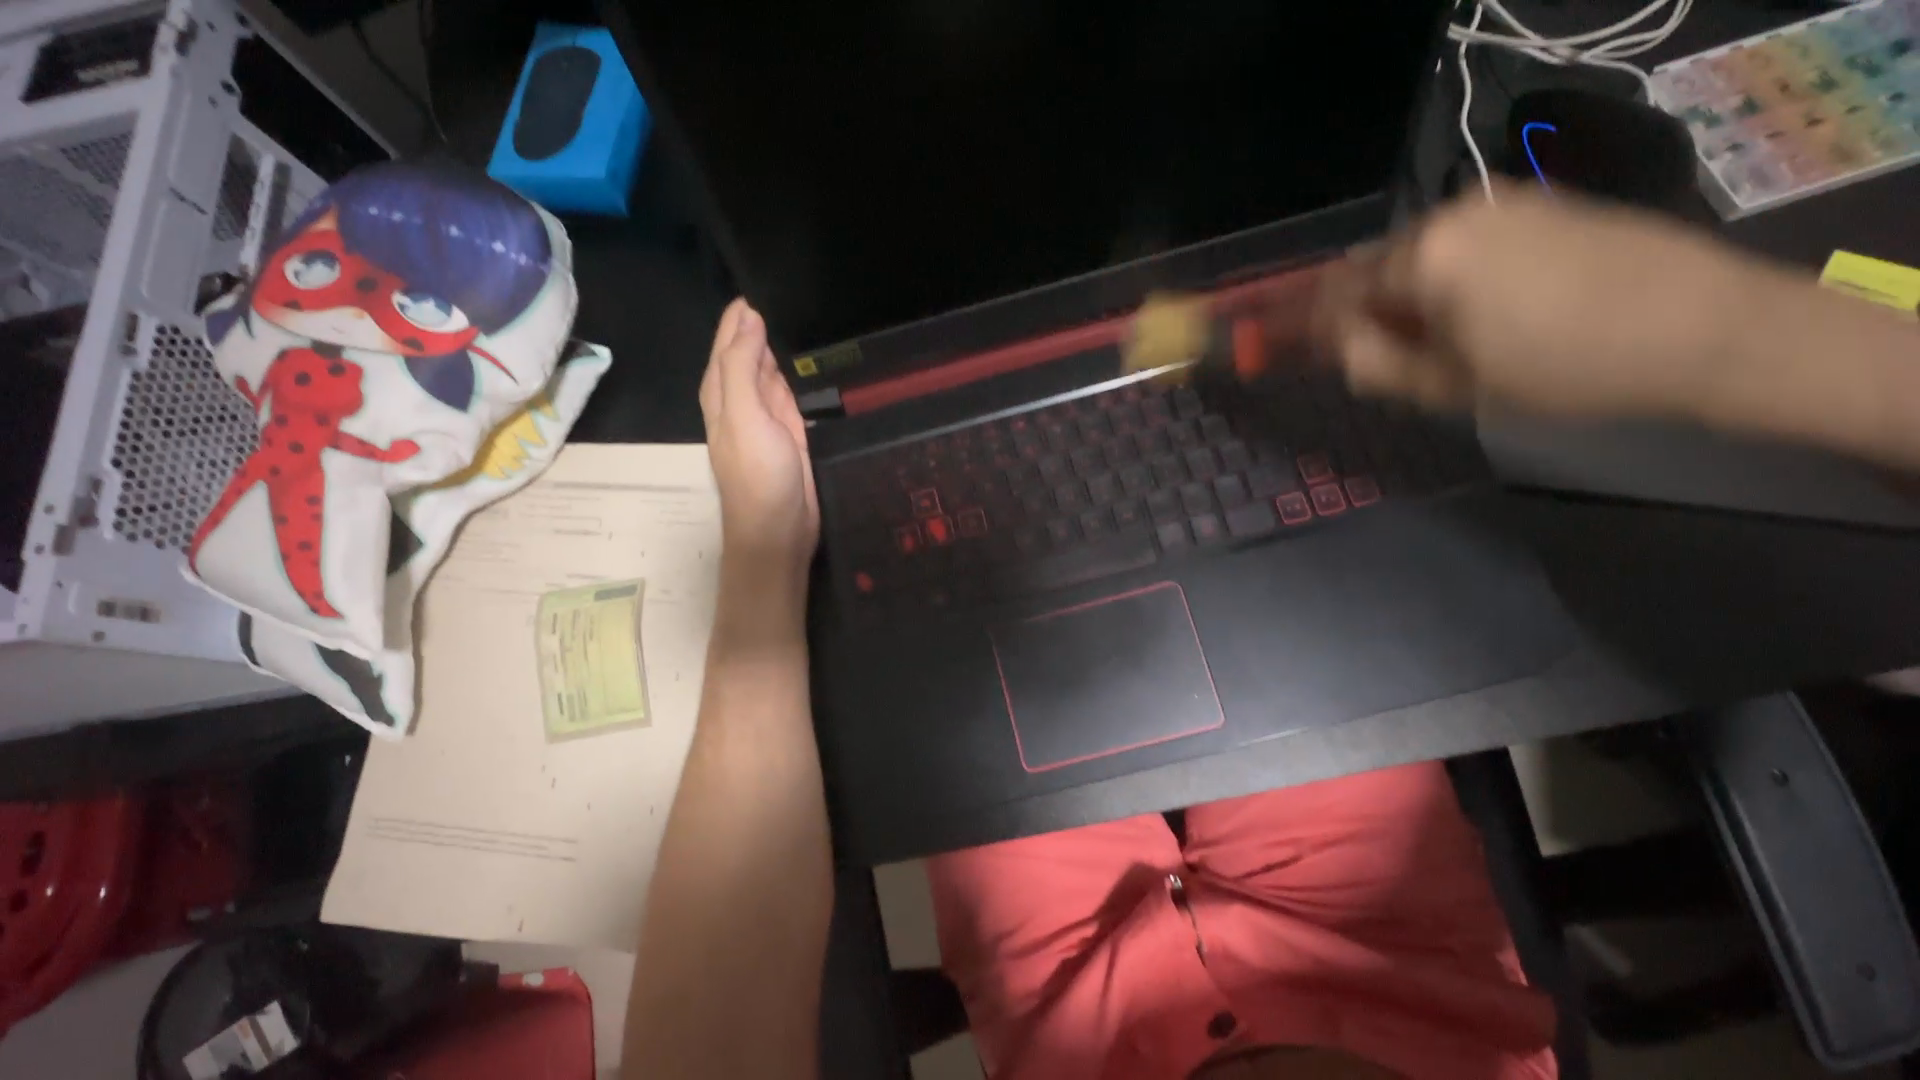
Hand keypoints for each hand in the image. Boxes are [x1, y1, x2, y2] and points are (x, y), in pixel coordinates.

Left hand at [700, 299, 819, 589]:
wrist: (778, 531)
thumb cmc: (758, 475)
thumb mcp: (744, 415)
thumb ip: (743, 366)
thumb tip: (749, 318)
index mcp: (722, 392)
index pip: (728, 341)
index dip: (741, 314)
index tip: (763, 282)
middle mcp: (742, 399)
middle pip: (748, 351)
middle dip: (761, 322)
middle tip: (788, 288)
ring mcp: (769, 416)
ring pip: (772, 369)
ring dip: (780, 344)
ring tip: (801, 311)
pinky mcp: (792, 430)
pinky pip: (792, 391)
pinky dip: (798, 372)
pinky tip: (811, 357)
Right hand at [1312, 183, 1805, 419]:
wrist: (1711, 330)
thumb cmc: (1568, 368)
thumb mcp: (1458, 384)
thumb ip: (1379, 363)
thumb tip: (1338, 347)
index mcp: (1427, 255)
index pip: (1340, 292)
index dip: (1303, 323)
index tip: (1272, 345)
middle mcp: (1458, 214)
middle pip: (1381, 267)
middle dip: (1366, 311)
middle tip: (1371, 359)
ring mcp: (1507, 204)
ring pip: (1427, 256)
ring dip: (1413, 296)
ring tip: (1435, 346)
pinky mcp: (1547, 207)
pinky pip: (1472, 244)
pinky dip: (1455, 278)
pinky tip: (1484, 315)